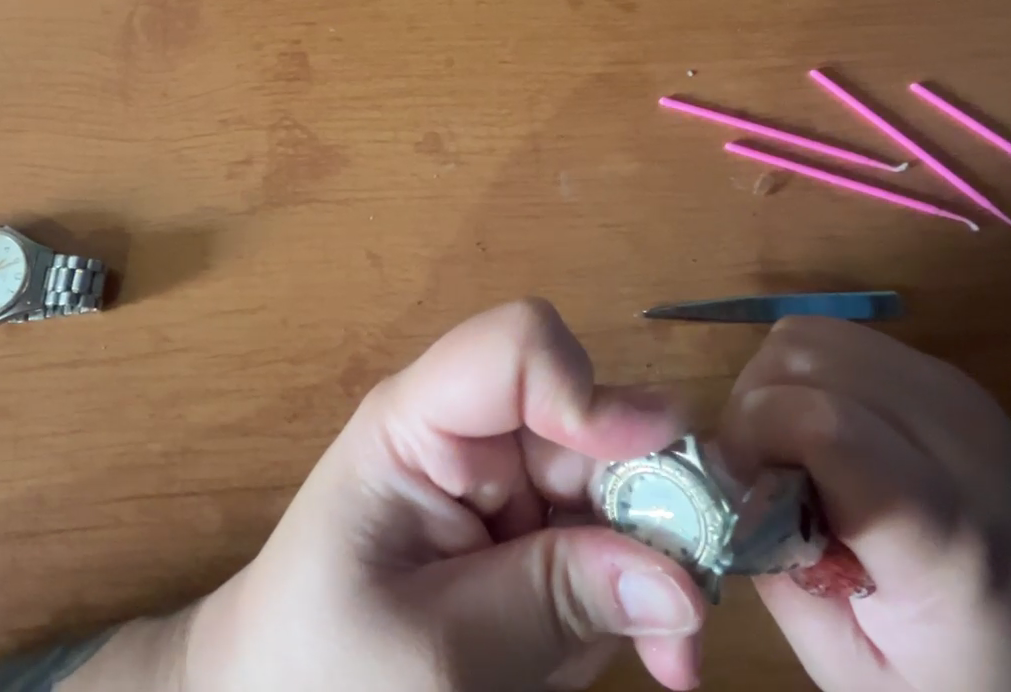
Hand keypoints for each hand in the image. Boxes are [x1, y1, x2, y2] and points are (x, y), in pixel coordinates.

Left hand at [157, 299, 709, 690]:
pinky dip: (648, 591)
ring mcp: (511, 484)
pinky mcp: (536, 532)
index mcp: (419, 423)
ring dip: (660, 559)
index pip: (515, 349)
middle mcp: (474, 435)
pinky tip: (656, 653)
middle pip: (591, 420)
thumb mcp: (437, 646)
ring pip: (622, 484)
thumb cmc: (321, 665)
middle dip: (648, 498)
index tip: (648, 465)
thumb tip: (683, 578)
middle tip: (690, 599)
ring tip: (668, 652)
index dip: (588, 391)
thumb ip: (553, 597)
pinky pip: (617, 539)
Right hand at [721, 317, 1010, 691]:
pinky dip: (795, 375)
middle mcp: (950, 437)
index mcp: (942, 534)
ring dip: (766, 387)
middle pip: (799, 361)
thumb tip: (725, 502)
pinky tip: (815, 431)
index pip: (820, 423)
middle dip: (748, 411)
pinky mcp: (938, 369)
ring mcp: (950, 389)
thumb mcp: (872, 679)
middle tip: (760, 477)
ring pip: (804, 337)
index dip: (750, 438)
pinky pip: (828, 338)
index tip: (742, 492)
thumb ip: (784, 589)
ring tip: (784, 452)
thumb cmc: (994, 673)